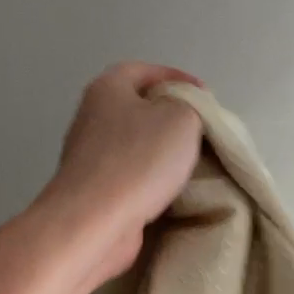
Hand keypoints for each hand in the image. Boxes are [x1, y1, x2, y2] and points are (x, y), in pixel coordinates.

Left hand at [33, 62, 206, 283]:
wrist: (92, 222)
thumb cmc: (138, 160)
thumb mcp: (182, 117)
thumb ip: (189, 105)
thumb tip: (181, 111)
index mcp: (106, 89)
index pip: (145, 71)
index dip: (178, 79)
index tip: (206, 97)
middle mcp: (90, 119)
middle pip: (137, 110)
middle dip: (169, 118)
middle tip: (201, 131)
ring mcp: (87, 159)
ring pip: (133, 147)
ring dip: (159, 153)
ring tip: (191, 163)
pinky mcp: (92, 192)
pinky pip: (127, 178)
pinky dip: (147, 181)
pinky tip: (168, 191)